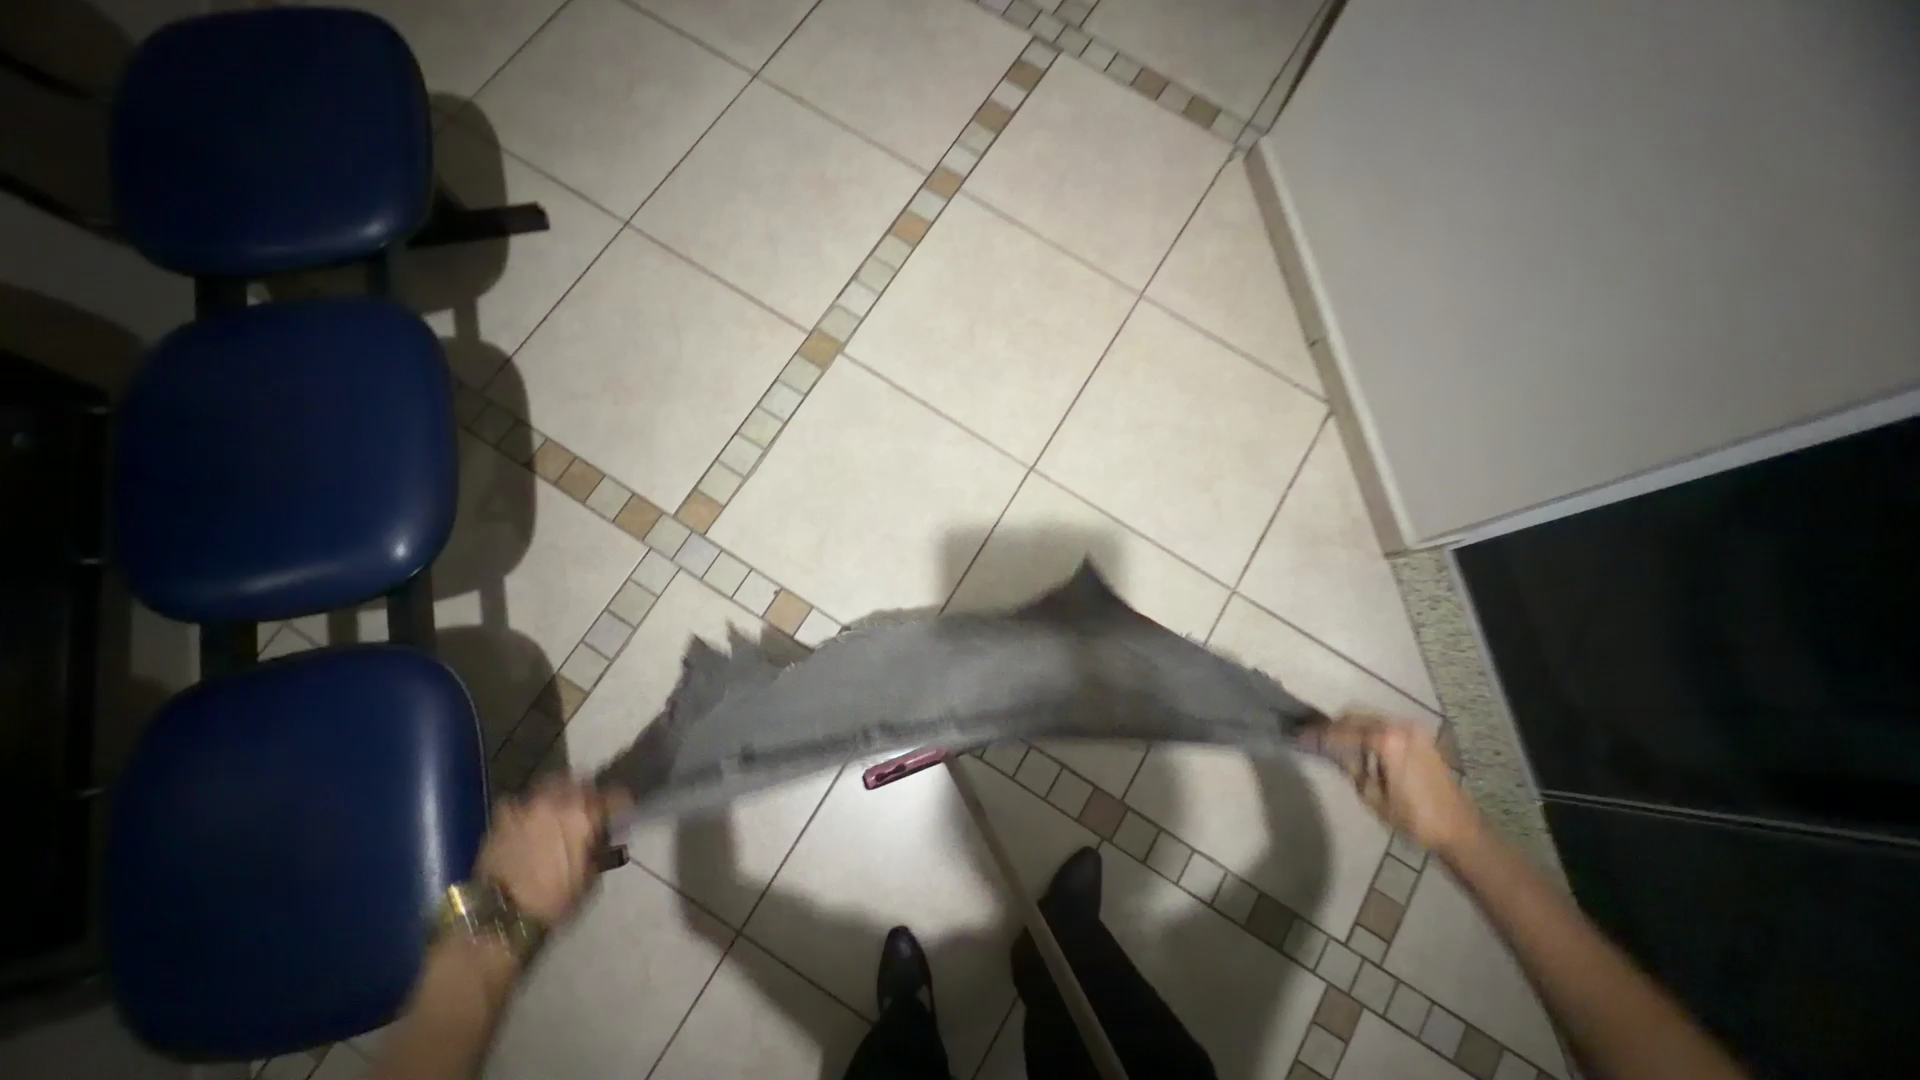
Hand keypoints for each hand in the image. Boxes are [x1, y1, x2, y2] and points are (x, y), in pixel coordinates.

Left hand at [474, 778, 616, 925]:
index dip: (623, 802)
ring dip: (559, 793)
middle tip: (592, 803)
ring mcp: (526, 807)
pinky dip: (527, 808)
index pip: (614, 797)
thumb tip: (602, 836)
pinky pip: (519, 803)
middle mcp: (557, 803)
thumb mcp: (590, 880)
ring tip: (560, 806)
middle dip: (590, 790)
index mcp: (584, 817)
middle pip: (581, 782)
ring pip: (550, 785)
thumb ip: (600, 850)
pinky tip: (528, 820)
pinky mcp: (501, 818)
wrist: (501, 918)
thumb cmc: (554, 903)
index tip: (625, 809)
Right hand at [1321, 712, 1481, 854]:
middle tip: (1312, 738)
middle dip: (1333, 727)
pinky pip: (1386, 726)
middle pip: (1356, 718)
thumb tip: (1335, 753)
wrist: (1459, 827)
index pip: (1342, 731)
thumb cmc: (1414, 817)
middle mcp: (1399, 727)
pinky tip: (1358, 746)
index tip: (1299, 737)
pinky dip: (1368, 732)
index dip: (1318, 735)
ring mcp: (1413, 730)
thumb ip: (1351, 768)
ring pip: (1370, 720)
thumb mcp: (1373, 796)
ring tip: (1332, 742)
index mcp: (1386, 740)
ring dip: (1351, 728)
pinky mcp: (1421, 737)